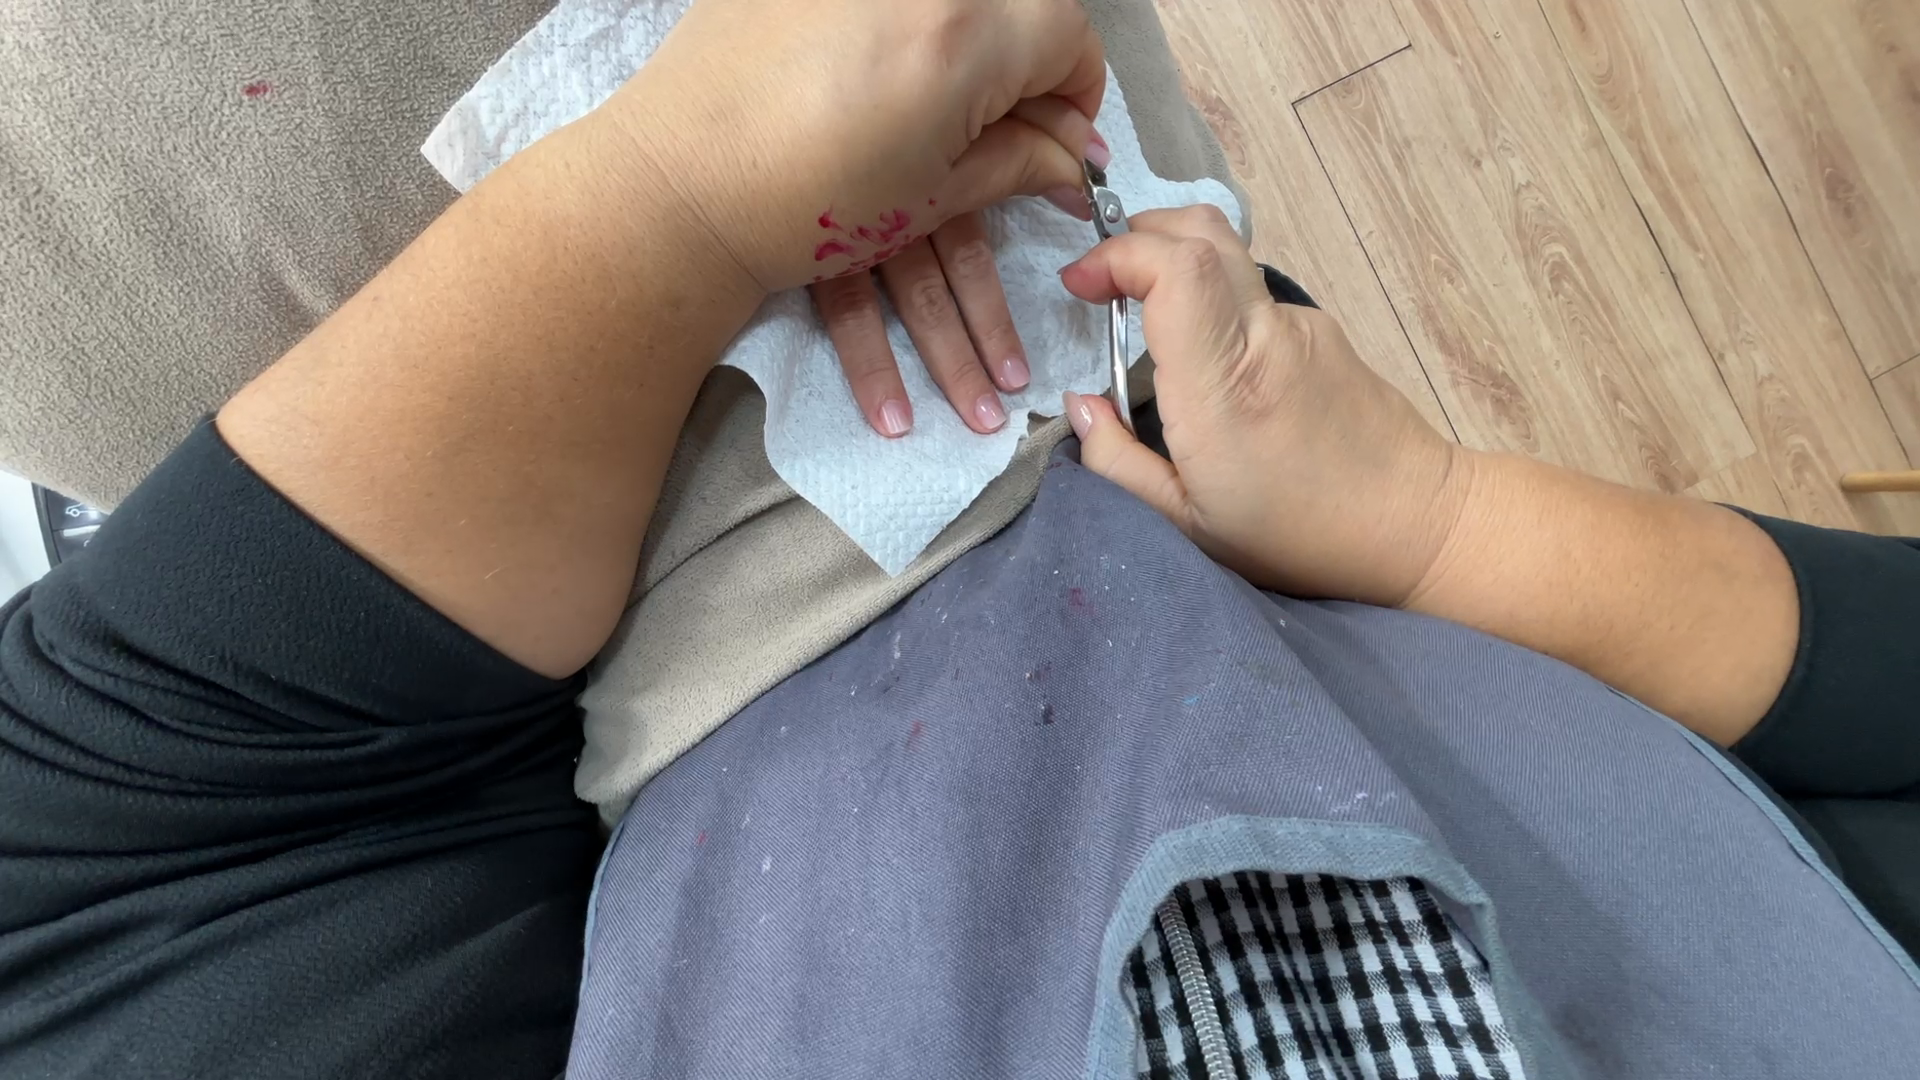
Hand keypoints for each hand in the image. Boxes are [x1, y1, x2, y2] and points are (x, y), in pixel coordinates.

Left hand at [601, 0, 1105, 296]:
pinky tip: (892, 77)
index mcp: (965, 35)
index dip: (1077, 93)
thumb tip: (1074, 160)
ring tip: (951, 112)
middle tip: (1010, 133)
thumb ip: (1016, 164)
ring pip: (960, 0)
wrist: (688, 185)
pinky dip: (916, 30)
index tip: (1059, 139)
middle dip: (1032, 70)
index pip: (1069, 34)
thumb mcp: (931, 199)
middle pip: (1019, 5)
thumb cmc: (814, 210)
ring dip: (976, 52)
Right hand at [1057, 206, 1470, 606]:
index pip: (1178, 271)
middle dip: (1136, 235)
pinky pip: (1247, 288)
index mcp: (1223, 391)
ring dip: (1169, 259)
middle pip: (1203, 233)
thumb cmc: (1293, 536)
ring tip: (1136, 308)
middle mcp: (1265, 339)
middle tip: (1099, 279)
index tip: (1078, 283)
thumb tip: (1079, 404)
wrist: (1413, 522)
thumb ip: (1116, 463)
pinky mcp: (1318, 329)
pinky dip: (1203, 291)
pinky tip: (1193, 345)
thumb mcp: (1183, 524)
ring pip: (1226, 253)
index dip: (1119, 256)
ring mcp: (1300, 325)